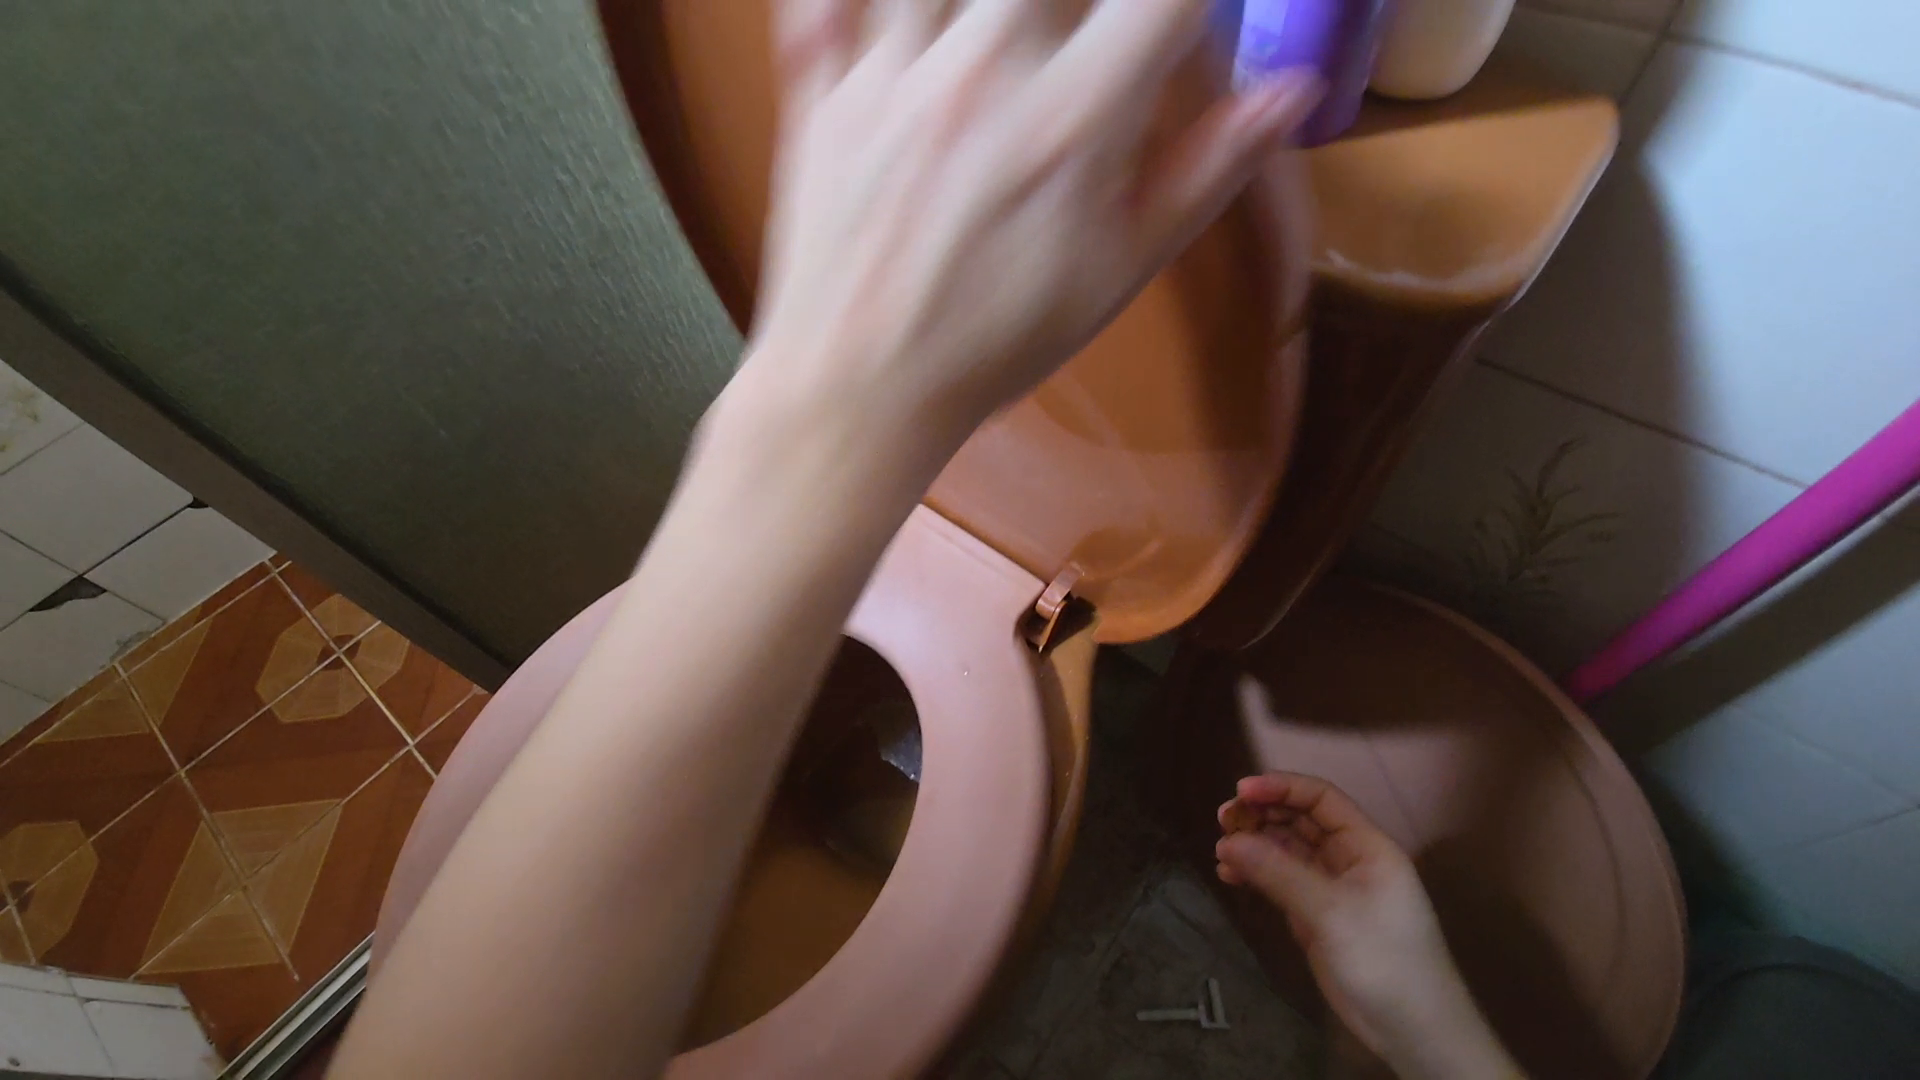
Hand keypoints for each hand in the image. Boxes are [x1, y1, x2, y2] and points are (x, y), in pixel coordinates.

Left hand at [734, 0, 1319, 456]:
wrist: (863, 387)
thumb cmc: (993, 345)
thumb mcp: (1115, 278)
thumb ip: (1202, 177)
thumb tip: (1289, 94)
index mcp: (1072, 119)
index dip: (1186, 14)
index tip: (1174, 40)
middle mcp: (983, 69)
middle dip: (1079, 14)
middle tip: (1075, 62)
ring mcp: (892, 72)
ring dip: (984, 11)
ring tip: (995, 61)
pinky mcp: (824, 93)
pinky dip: (857, 4)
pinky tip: (887, 27)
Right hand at [1216, 773, 1522, 1079]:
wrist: (1415, 1035)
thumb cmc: (1385, 962)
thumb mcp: (1330, 913)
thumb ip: (1277, 872)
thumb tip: (1226, 842)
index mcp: (1366, 846)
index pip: (1321, 798)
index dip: (1281, 786)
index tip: (1240, 790)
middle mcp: (1348, 859)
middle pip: (1299, 818)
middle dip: (1261, 813)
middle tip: (1223, 820)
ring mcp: (1332, 887)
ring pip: (1285, 848)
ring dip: (1253, 843)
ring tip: (1222, 851)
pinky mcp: (1316, 914)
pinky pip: (1279, 879)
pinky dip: (1254, 872)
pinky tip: (1230, 875)